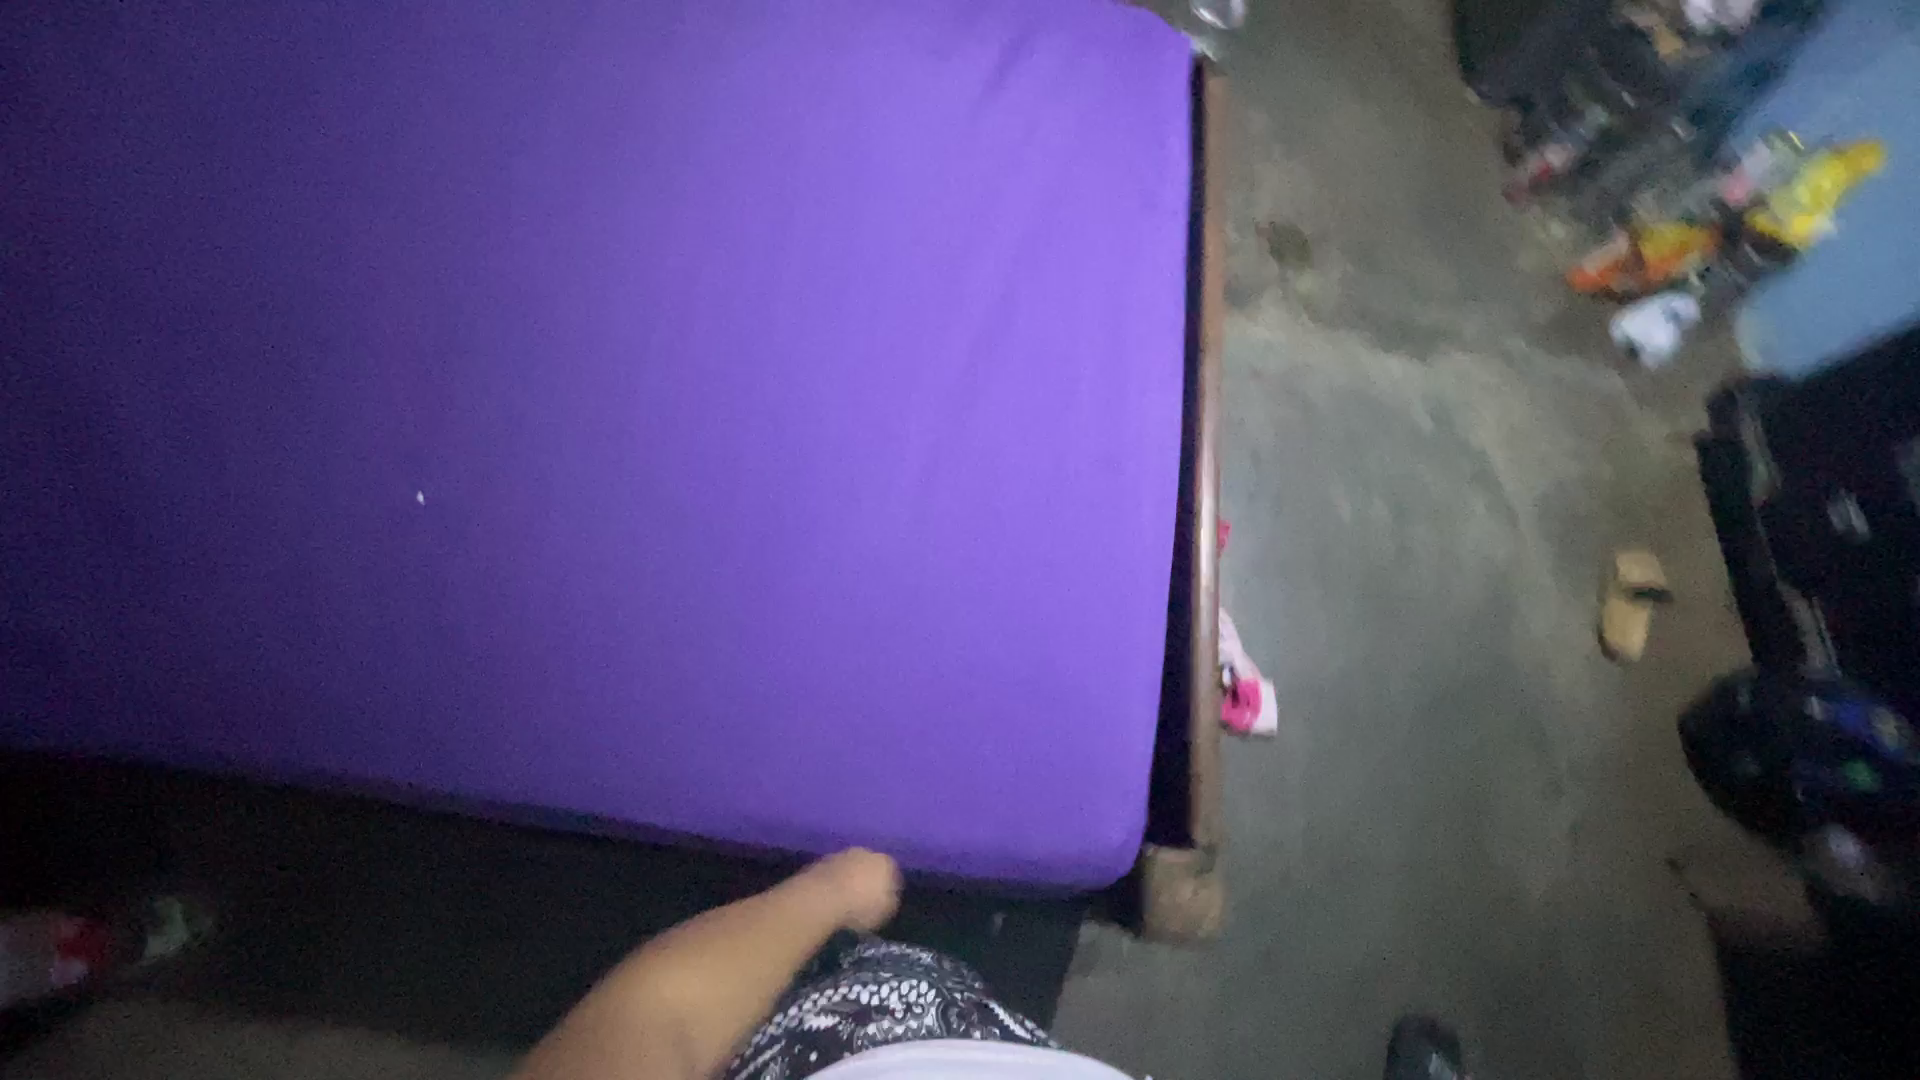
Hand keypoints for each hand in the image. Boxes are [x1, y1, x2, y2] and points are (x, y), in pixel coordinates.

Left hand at [801, 848, 901, 931]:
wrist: (823, 897)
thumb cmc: (861, 907)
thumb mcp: (886, 912)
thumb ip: (891, 901)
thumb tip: (888, 898)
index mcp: (887, 862)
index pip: (893, 873)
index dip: (889, 888)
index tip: (883, 902)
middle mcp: (867, 852)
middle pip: (871, 865)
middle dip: (868, 879)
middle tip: (864, 899)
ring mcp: (843, 854)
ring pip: (851, 866)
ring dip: (850, 879)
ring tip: (846, 899)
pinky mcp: (822, 860)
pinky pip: (834, 872)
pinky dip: (834, 882)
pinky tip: (831, 897)